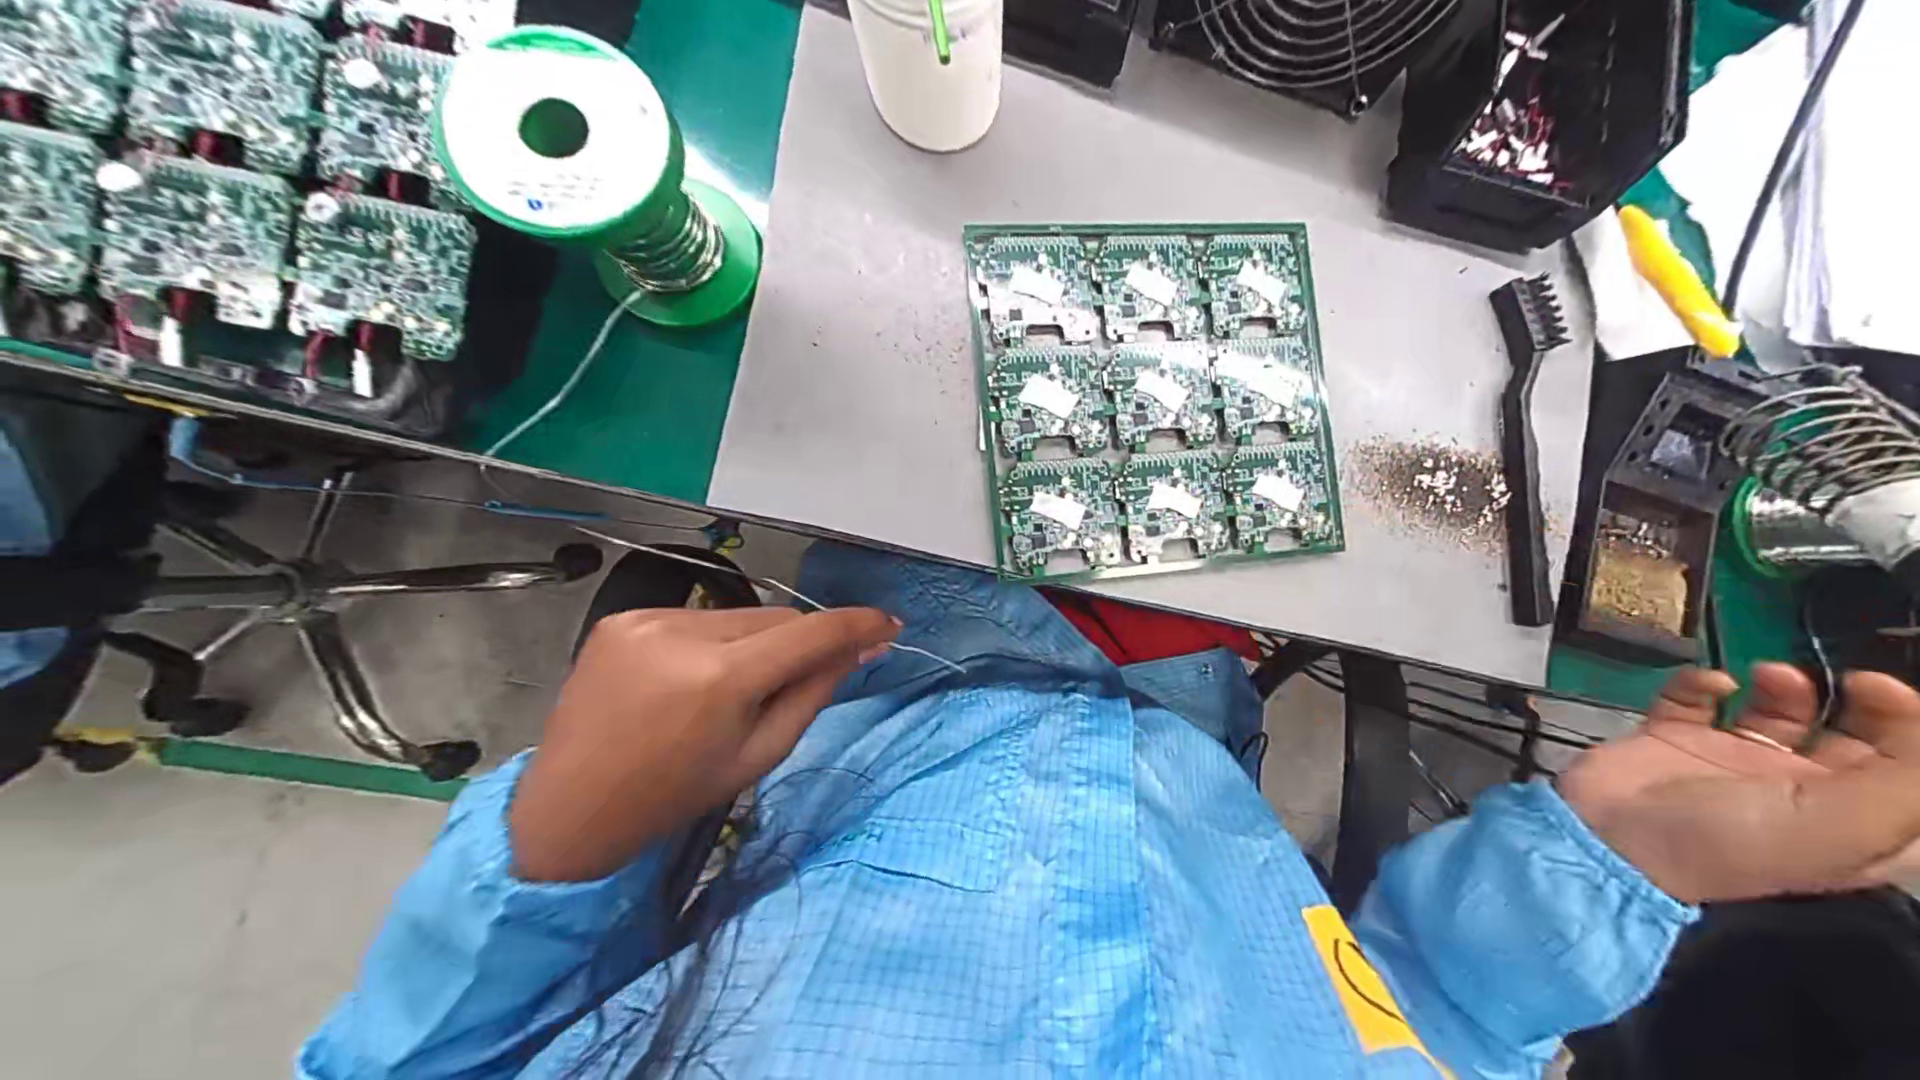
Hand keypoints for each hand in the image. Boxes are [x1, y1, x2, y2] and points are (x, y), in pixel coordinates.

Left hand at [509, 606, 897, 882]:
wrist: (570, 811)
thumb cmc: (672, 796)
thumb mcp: (759, 753)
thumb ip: (814, 692)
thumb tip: (859, 650)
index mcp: (720, 678)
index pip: (810, 632)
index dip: (856, 626)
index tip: (886, 624)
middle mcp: (682, 633)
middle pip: (776, 618)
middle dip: (795, 645)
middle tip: (787, 684)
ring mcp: (646, 619)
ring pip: (739, 615)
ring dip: (752, 643)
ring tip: (726, 690)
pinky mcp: (623, 617)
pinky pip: (697, 617)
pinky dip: (711, 641)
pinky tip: (689, 679)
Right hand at [1558, 663, 1919, 902]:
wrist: (1621, 834)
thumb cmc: (1742, 839)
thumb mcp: (1847, 824)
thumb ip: (1907, 782)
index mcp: (1854, 817)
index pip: (1906, 766)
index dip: (1910, 727)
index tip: (1881, 690)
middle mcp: (1800, 786)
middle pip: (1845, 734)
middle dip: (1852, 702)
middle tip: (1842, 677)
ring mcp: (1730, 758)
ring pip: (1771, 711)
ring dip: (1780, 687)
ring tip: (1768, 674)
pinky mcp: (1672, 737)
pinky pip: (1693, 700)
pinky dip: (1701, 685)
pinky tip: (1708, 685)